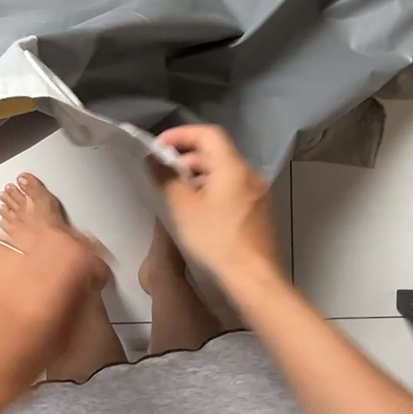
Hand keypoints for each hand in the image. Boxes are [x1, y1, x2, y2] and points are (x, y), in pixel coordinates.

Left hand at [0, 225, 105, 413]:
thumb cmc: (8, 376)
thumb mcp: (57, 344)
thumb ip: (76, 303)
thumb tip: (86, 276)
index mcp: (40, 301)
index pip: (77, 250)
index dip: (92, 253)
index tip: (92, 264)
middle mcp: (11, 279)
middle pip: (51, 235)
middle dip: (67, 244)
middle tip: (69, 259)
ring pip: (22, 232)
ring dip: (38, 243)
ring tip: (38, 262)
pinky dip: (8, 246)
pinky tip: (10, 265)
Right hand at [152, 124, 279, 281]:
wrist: (253, 279)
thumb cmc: (216, 240)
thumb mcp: (183, 207)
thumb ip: (166, 178)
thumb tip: (153, 159)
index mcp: (234, 167)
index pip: (208, 134)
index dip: (181, 134)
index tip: (159, 147)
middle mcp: (250, 175)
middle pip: (216, 153)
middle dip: (186, 158)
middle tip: (163, 173)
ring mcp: (257, 194)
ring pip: (224, 173)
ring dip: (198, 176)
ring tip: (176, 194)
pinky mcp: (258, 212)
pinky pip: (232, 189)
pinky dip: (212, 190)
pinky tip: (197, 211)